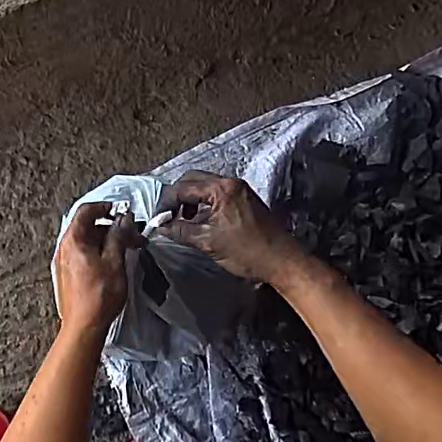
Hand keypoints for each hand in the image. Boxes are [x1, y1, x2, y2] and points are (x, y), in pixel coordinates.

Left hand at [54, 201, 143, 330]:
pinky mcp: (69, 274)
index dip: (106, 207)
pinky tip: (115, 261)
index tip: (122, 211)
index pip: (86, 211)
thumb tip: (123, 221)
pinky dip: (100, 252)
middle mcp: (65, 248)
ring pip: (88, 241)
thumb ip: (119, 236)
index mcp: (73, 240)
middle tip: (132, 234)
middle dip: (112, 227)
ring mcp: (65, 262)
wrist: (84, 326)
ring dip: (108, 241)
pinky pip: (84, 254)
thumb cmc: (98, 297)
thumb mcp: (115, 261)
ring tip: (128, 249)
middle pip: (88, 226)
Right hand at [157, 171, 306, 283]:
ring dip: (189, 199)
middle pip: (192, 180)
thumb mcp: (207, 242)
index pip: (183, 188)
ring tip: (181, 219)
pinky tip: (198, 219)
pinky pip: (216, 193)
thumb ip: (180, 230)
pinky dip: (202, 202)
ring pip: (204, 185)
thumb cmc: (247, 252)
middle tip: (167, 216)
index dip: (166, 203)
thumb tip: (160, 226)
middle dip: (177, 196)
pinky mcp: (244, 198)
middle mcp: (230, 183)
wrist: (283, 261)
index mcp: (221, 190)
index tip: (158, 218)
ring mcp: (239, 189)